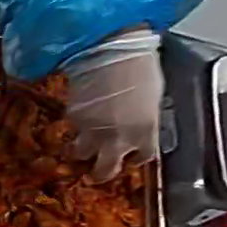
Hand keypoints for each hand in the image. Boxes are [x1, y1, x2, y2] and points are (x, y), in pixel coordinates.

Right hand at [65, 28, 162, 181]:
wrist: (109, 52)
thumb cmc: (140, 67)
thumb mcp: (153, 97)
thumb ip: (144, 117)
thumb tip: (136, 123)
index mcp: (145, 132)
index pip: (144, 157)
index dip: (137, 157)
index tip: (133, 156)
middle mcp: (117, 139)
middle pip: (105, 170)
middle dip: (100, 174)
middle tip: (96, 173)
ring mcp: (91, 131)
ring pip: (81, 153)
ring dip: (80, 152)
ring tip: (78, 148)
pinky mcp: (73, 118)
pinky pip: (73, 128)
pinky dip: (75, 126)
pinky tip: (80, 116)